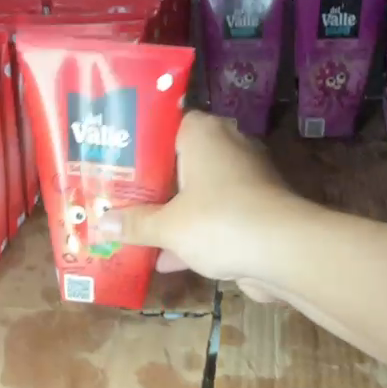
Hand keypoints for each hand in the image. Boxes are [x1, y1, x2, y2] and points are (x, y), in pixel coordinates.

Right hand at [100, 111, 321, 298]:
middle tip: (117, 200)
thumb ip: (135, 224)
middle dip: (151, 187)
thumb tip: (102, 224)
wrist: (284, 252)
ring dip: (170, 217)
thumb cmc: (219, 222)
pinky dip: (192, 238)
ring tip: (134, 232)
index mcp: (202, 133)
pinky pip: (214, 220)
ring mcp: (244, 181)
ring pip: (197, 195)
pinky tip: (164, 261)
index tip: (111, 164)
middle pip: (179, 164)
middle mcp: (226, 147)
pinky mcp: (255, 212)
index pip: (163, 126)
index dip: (136, 145)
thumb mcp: (168, 226)